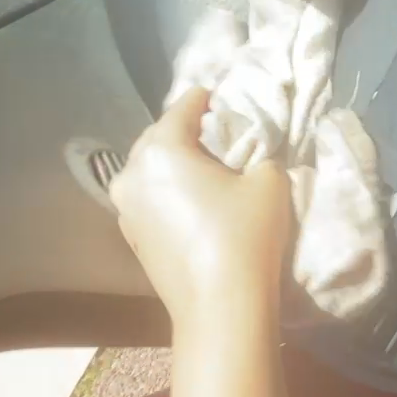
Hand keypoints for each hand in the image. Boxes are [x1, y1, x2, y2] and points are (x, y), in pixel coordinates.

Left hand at [110, 88, 292, 326]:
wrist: (220, 302)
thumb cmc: (245, 233)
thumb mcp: (270, 182)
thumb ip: (260, 158)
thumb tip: (250, 161)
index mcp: (161, 150)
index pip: (182, 110)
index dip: (204, 99)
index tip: (219, 94)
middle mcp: (131, 174)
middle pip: (158, 140)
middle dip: (186, 133)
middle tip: (217, 133)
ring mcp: (125, 210)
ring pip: (151, 172)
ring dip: (176, 166)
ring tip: (208, 170)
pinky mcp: (133, 239)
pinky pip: (152, 200)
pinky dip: (171, 193)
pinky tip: (196, 204)